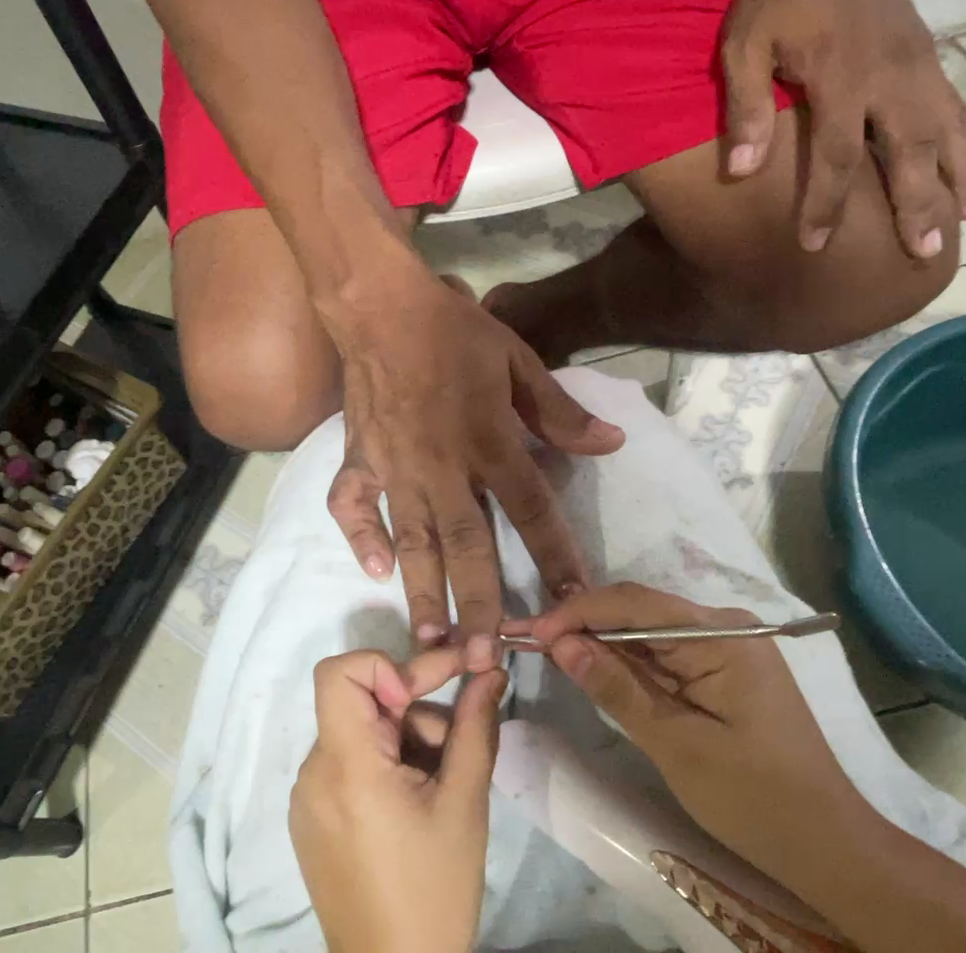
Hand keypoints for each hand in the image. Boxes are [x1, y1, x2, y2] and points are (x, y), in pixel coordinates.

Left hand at [290, 645, 508, 952]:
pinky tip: (415, 806)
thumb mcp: (465, 805)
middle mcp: (313, 772)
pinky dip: (384, 767)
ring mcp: (307, 797)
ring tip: (441, 790)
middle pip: (361, 705)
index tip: (421, 699)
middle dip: (413, 713)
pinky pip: (348, 766)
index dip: (383, 667)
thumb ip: (474, 729)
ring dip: (405, 743)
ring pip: (360, 735)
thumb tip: (488, 671)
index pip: (337, 672)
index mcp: (345, 766)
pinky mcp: (311, 818)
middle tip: (456, 749)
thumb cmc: (434, 889)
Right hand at [323, 267, 623, 643]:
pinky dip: (361, 539)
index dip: (557, 557)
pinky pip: (354, 507)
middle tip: (484, 659)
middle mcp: (442, 467)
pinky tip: (374, 570)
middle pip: (466, 544)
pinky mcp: (358, 460)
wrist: (380, 307)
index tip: (574, 605)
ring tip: (429, 641)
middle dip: (478, 604)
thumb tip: (611, 444)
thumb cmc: (454, 332)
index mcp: (487, 440)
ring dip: (422, 591)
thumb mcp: (518, 360)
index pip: (531, 509)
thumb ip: (560, 410)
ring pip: (413, 539)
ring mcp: (394, 467)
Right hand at [513, 583, 873, 884]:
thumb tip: (560, 643)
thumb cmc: (754, 799)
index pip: (633, 605)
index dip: (576, 613)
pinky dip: (627, 664)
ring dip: (600, 644)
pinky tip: (592, 669)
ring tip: (548, 653)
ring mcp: (725, 648)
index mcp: (721, 636)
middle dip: (582, 625)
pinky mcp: (722, 671)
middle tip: (528, 643)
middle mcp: (724, 628)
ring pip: (646, 633)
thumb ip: (617, 688)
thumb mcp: (676, 745)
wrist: (828, 845)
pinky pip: (664, 655)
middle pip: (638, 612)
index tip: (528, 633)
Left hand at [721, 0, 965, 258]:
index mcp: (841, 78)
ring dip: (956, 180)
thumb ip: (745, 107)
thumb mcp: (743, 45)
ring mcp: (917, 65)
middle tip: (922, 255)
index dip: (824, 204)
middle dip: (916, 207)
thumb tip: (738, 172)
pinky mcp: (928, 55)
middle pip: (910, 153)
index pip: (836, 157)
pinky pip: (955, 108)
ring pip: (947, 132)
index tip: (814, 246)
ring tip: (960, 225)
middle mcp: (890, 77)